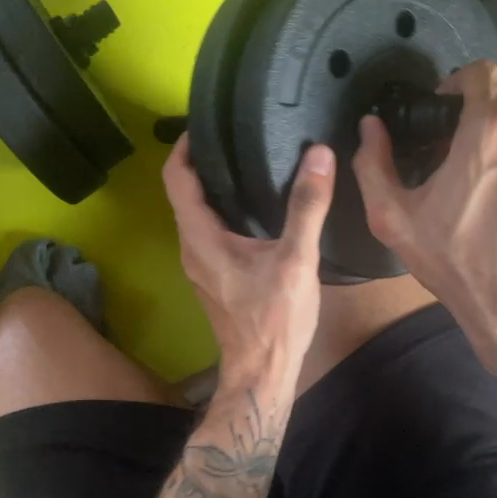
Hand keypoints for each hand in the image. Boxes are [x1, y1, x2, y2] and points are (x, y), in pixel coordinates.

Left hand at [162, 134, 334, 386]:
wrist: (262, 373)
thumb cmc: (274, 320)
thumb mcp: (296, 260)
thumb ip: (307, 207)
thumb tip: (320, 154)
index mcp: (201, 238)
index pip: (176, 178)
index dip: (185, 146)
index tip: (207, 124)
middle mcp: (192, 249)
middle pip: (185, 194)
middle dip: (204, 162)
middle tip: (235, 137)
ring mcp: (201, 267)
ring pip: (198, 216)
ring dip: (215, 189)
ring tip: (249, 164)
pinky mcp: (215, 279)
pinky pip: (211, 234)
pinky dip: (225, 212)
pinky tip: (257, 209)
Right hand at [353, 61, 496, 376]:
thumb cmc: (455, 259)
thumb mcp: (394, 218)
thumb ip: (373, 165)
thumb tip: (369, 129)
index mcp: (490, 127)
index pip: (480, 71)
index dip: (453, 83)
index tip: (437, 110)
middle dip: (479, 99)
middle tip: (453, 133)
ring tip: (476, 157)